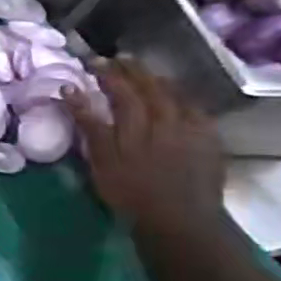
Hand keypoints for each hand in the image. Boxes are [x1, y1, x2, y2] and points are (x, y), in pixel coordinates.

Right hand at [64, 58, 224, 233]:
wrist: (180, 220)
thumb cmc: (130, 192)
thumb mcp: (101, 159)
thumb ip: (88, 122)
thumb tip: (70, 90)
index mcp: (138, 123)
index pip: (122, 90)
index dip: (108, 74)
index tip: (93, 62)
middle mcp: (167, 119)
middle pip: (150, 87)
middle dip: (134, 71)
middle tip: (119, 59)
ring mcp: (192, 129)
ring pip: (175, 95)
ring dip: (157, 81)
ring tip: (145, 73)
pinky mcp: (209, 141)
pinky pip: (194, 110)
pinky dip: (181, 99)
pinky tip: (176, 100)